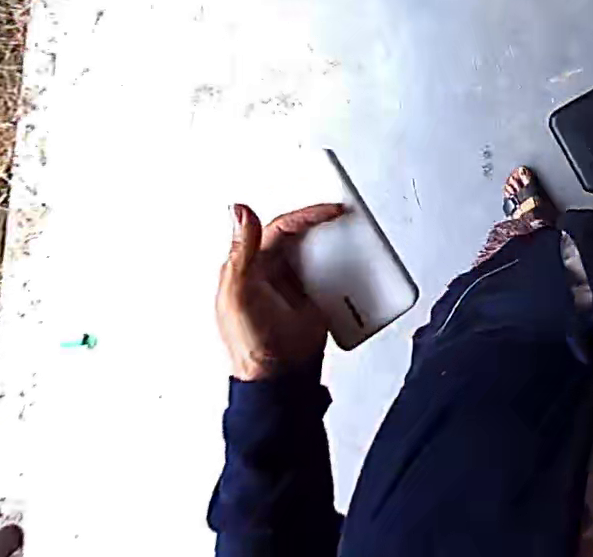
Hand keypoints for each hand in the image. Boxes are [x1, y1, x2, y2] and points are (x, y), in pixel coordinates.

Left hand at [216, 202, 345, 380]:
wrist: (279, 381)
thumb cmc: (250, 344)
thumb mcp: (239, 293)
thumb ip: (242, 252)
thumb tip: (239, 211)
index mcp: (252, 262)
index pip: (282, 227)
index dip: (306, 215)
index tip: (330, 211)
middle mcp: (273, 269)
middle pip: (302, 234)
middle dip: (322, 223)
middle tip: (344, 216)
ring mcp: (294, 283)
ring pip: (317, 251)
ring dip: (334, 243)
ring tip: (352, 234)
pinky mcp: (312, 298)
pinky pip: (331, 274)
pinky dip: (343, 267)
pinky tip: (353, 264)